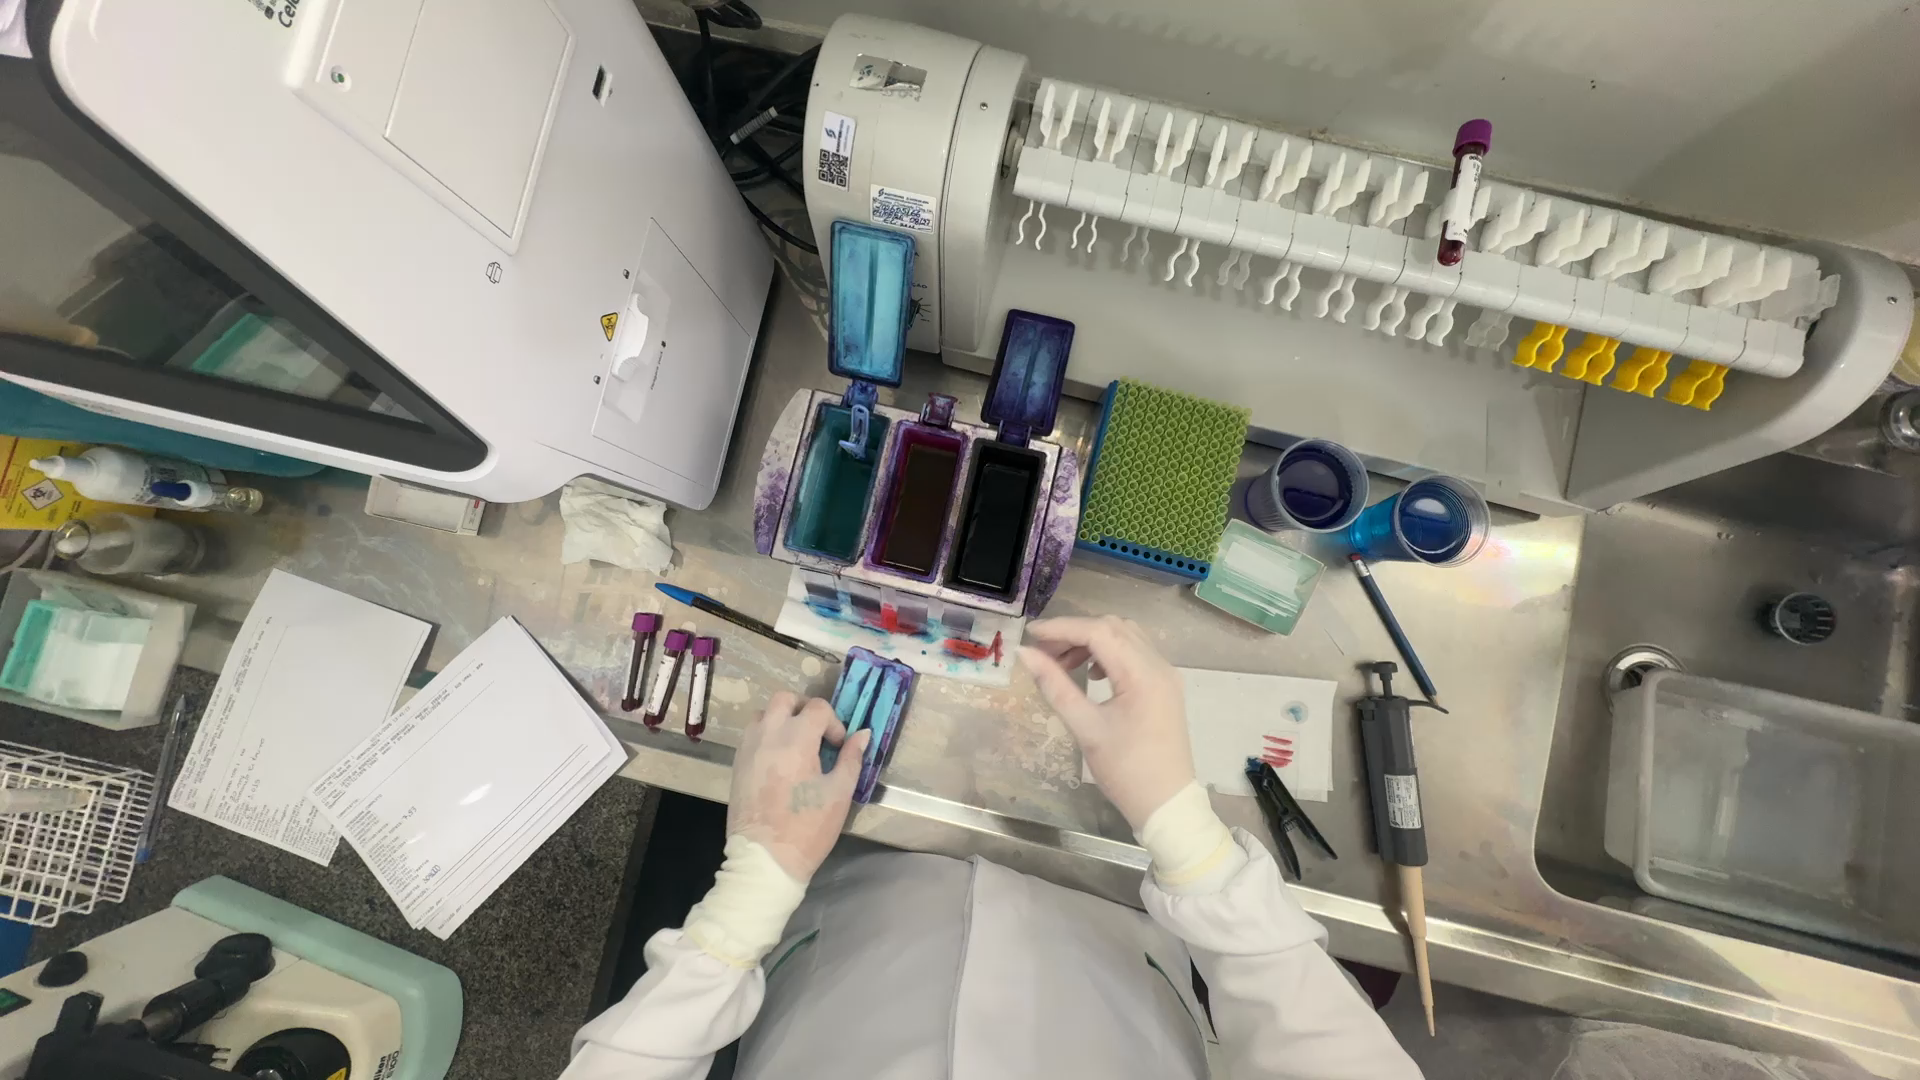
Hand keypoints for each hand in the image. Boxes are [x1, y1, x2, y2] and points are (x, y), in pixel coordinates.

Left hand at [727, 692, 869, 881]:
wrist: (765, 861)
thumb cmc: (808, 828)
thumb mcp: (839, 793)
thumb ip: (851, 758)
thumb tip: (862, 734)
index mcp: (796, 739)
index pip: (818, 708)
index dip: (834, 723)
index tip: (838, 747)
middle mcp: (769, 735)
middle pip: (785, 699)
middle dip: (805, 710)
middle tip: (817, 734)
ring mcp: (748, 748)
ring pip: (763, 713)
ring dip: (782, 720)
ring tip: (796, 744)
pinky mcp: (737, 764)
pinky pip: (752, 734)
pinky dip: (767, 735)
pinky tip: (779, 760)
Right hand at [1020, 616, 1192, 828]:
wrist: (1167, 805)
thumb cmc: (1125, 771)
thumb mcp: (1085, 728)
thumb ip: (1054, 686)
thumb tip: (1025, 655)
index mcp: (1142, 674)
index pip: (1098, 632)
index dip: (1061, 628)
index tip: (1030, 635)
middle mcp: (1159, 666)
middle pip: (1112, 628)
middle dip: (1075, 632)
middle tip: (1043, 651)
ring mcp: (1165, 675)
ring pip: (1124, 637)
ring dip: (1091, 641)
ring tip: (1061, 662)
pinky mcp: (1164, 686)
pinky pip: (1134, 653)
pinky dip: (1108, 653)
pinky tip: (1089, 674)